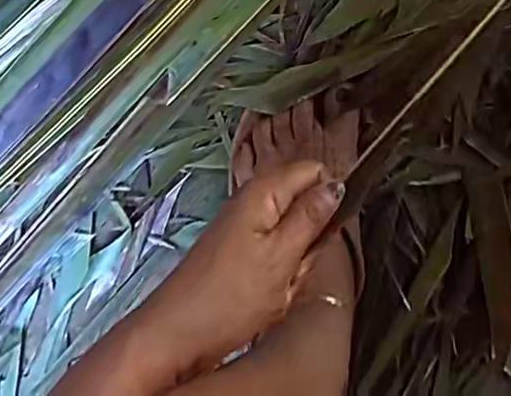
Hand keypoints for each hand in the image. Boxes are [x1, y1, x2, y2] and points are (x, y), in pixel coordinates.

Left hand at [119, 160, 342, 384]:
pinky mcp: (240, 250)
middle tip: (297, 266)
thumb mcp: (281, 256)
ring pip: (294, 232)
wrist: (172, 340)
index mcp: (264, 191)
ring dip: (297, 261)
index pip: (314, 170)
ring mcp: (246, 226)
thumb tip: (337, 184)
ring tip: (281, 286)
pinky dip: (280, 274)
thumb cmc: (226, 298)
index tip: (326, 230)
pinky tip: (270, 296)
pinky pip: (276, 253)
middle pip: (305, 202)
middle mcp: (254, 200)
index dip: (328, 196)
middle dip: (312, 236)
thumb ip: (312, 217)